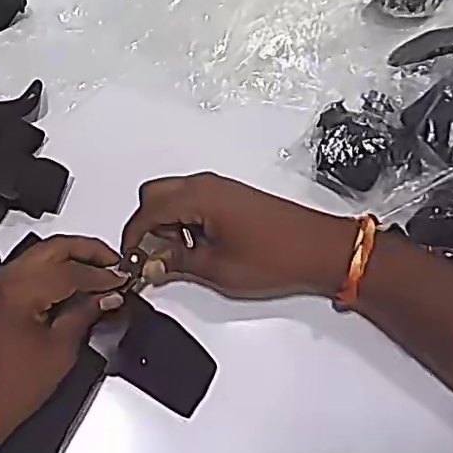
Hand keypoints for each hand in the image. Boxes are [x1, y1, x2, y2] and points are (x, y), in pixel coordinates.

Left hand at [0, 236, 126, 452]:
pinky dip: (57, 269)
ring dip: (73, 257)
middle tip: (115, 263)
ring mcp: (1, 284)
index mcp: (19, 290)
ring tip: (101, 272)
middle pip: (55, 248)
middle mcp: (6, 279)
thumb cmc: (10, 388)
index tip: (122, 279)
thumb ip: (84, 314)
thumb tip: (106, 296)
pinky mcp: (2, 293)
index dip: (101, 274)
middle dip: (89, 251)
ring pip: (44, 253)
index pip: (70, 270)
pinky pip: (34, 267)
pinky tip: (77, 282)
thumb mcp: (60, 350)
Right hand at [121, 172, 355, 299]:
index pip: (147, 211)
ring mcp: (217, 188)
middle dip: (146, 225)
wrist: (322, 250)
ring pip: (171, 197)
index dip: (133, 237)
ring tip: (178, 256)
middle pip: (154, 196)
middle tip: (153, 257)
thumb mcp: (217, 268)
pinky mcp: (228, 196)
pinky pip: (190, 200)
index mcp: (198, 197)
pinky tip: (196, 246)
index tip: (131, 260)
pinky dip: (182, 220)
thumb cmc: (278, 256)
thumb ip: (175, 262)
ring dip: (164, 222)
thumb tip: (150, 263)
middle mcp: (205, 184)